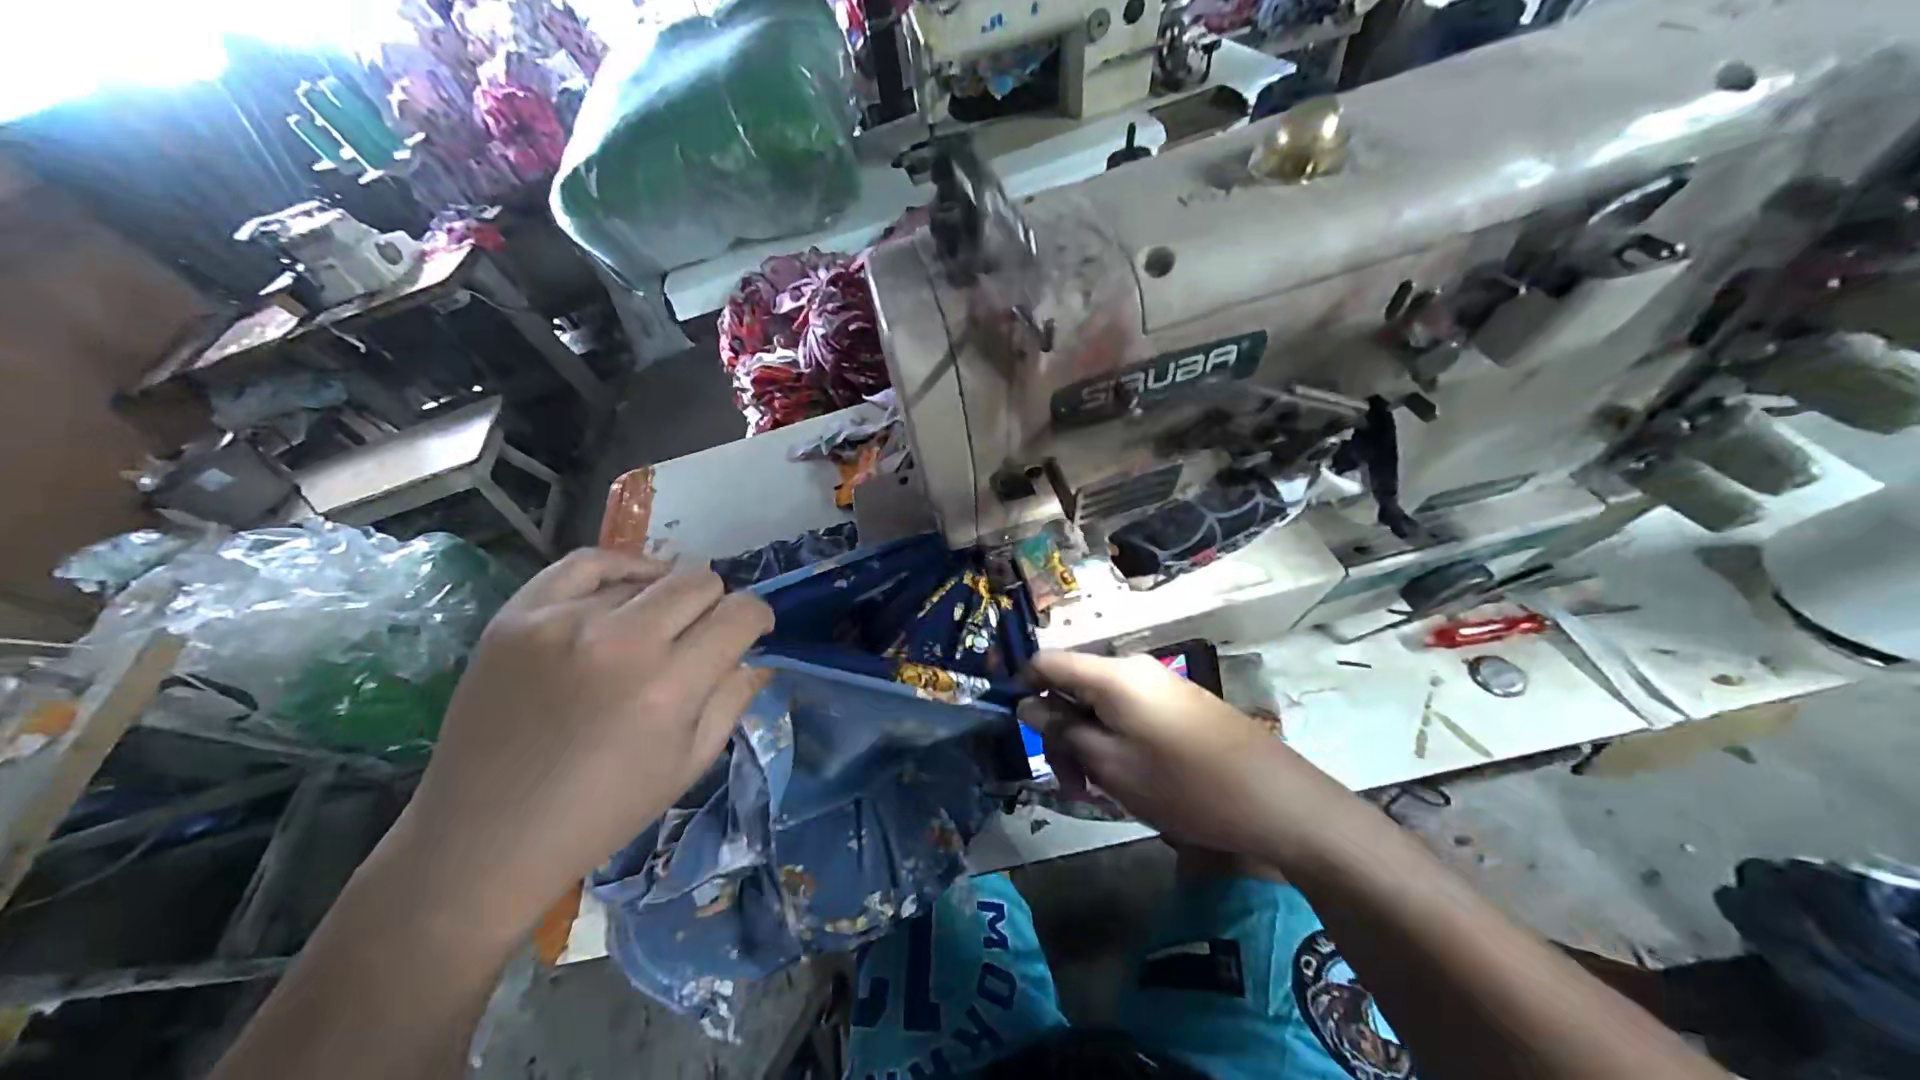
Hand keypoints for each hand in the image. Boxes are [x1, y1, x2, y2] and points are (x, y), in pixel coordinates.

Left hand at [397, 549, 773, 931]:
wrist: (485, 837)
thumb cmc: (602, 812)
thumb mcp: (689, 765)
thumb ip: (732, 700)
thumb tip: (758, 657)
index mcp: (671, 685)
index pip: (740, 614)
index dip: (758, 618)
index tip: (752, 632)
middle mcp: (623, 640)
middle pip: (700, 582)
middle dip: (716, 605)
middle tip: (702, 635)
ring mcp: (565, 621)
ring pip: (648, 575)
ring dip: (664, 600)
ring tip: (653, 628)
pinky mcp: (518, 616)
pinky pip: (584, 563)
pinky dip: (617, 569)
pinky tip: (627, 587)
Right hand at [1018, 650, 1350, 860]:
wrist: (1278, 802)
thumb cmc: (1184, 785)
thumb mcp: (1111, 765)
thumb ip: (1063, 731)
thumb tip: (1029, 704)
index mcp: (1112, 675)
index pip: (1048, 661)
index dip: (1024, 688)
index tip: (1019, 729)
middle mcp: (1134, 669)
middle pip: (1075, 687)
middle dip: (1061, 732)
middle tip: (1069, 785)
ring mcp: (1161, 686)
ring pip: (1102, 706)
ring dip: (1088, 744)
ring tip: (1099, 792)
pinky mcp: (1181, 706)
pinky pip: (1130, 715)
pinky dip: (1116, 743)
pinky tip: (1128, 780)